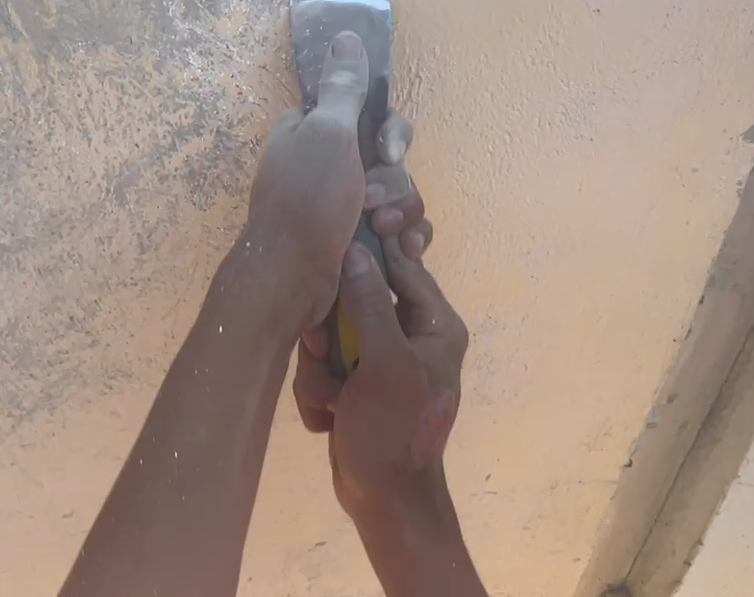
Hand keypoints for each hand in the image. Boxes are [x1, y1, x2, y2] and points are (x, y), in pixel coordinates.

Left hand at [239, 31, 379, 334]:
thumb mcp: (327, 134)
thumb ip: (343, 87)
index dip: (392, 135)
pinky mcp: (358, 234)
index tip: (390, 153)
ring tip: (384, 234)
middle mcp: (330, 160)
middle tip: (372, 206)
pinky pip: (400, 225)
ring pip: (401, 192)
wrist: (292, 281)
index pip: (374, 115)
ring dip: (401, 212)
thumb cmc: (307, 201)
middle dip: (393, 183)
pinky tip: (404, 251)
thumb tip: (346, 34)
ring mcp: (344, 200)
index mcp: (316, 129)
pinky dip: (406, 237)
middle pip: (393, 157)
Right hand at [292, 174, 467, 521]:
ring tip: (330, 398)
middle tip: (323, 353)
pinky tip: (330, 414)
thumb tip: (353, 249)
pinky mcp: (356, 379)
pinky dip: (319, 388)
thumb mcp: (384, 364)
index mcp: (433, 323)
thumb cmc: (394, 432)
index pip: (399, 264)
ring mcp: (379, 357)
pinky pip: (324, 361)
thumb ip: (369, 303)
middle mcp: (409, 334)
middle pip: (354, 299)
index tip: (331, 250)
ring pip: (331, 331)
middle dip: (332, 332)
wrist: (384, 504)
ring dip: (321, 368)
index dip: (366, 256)